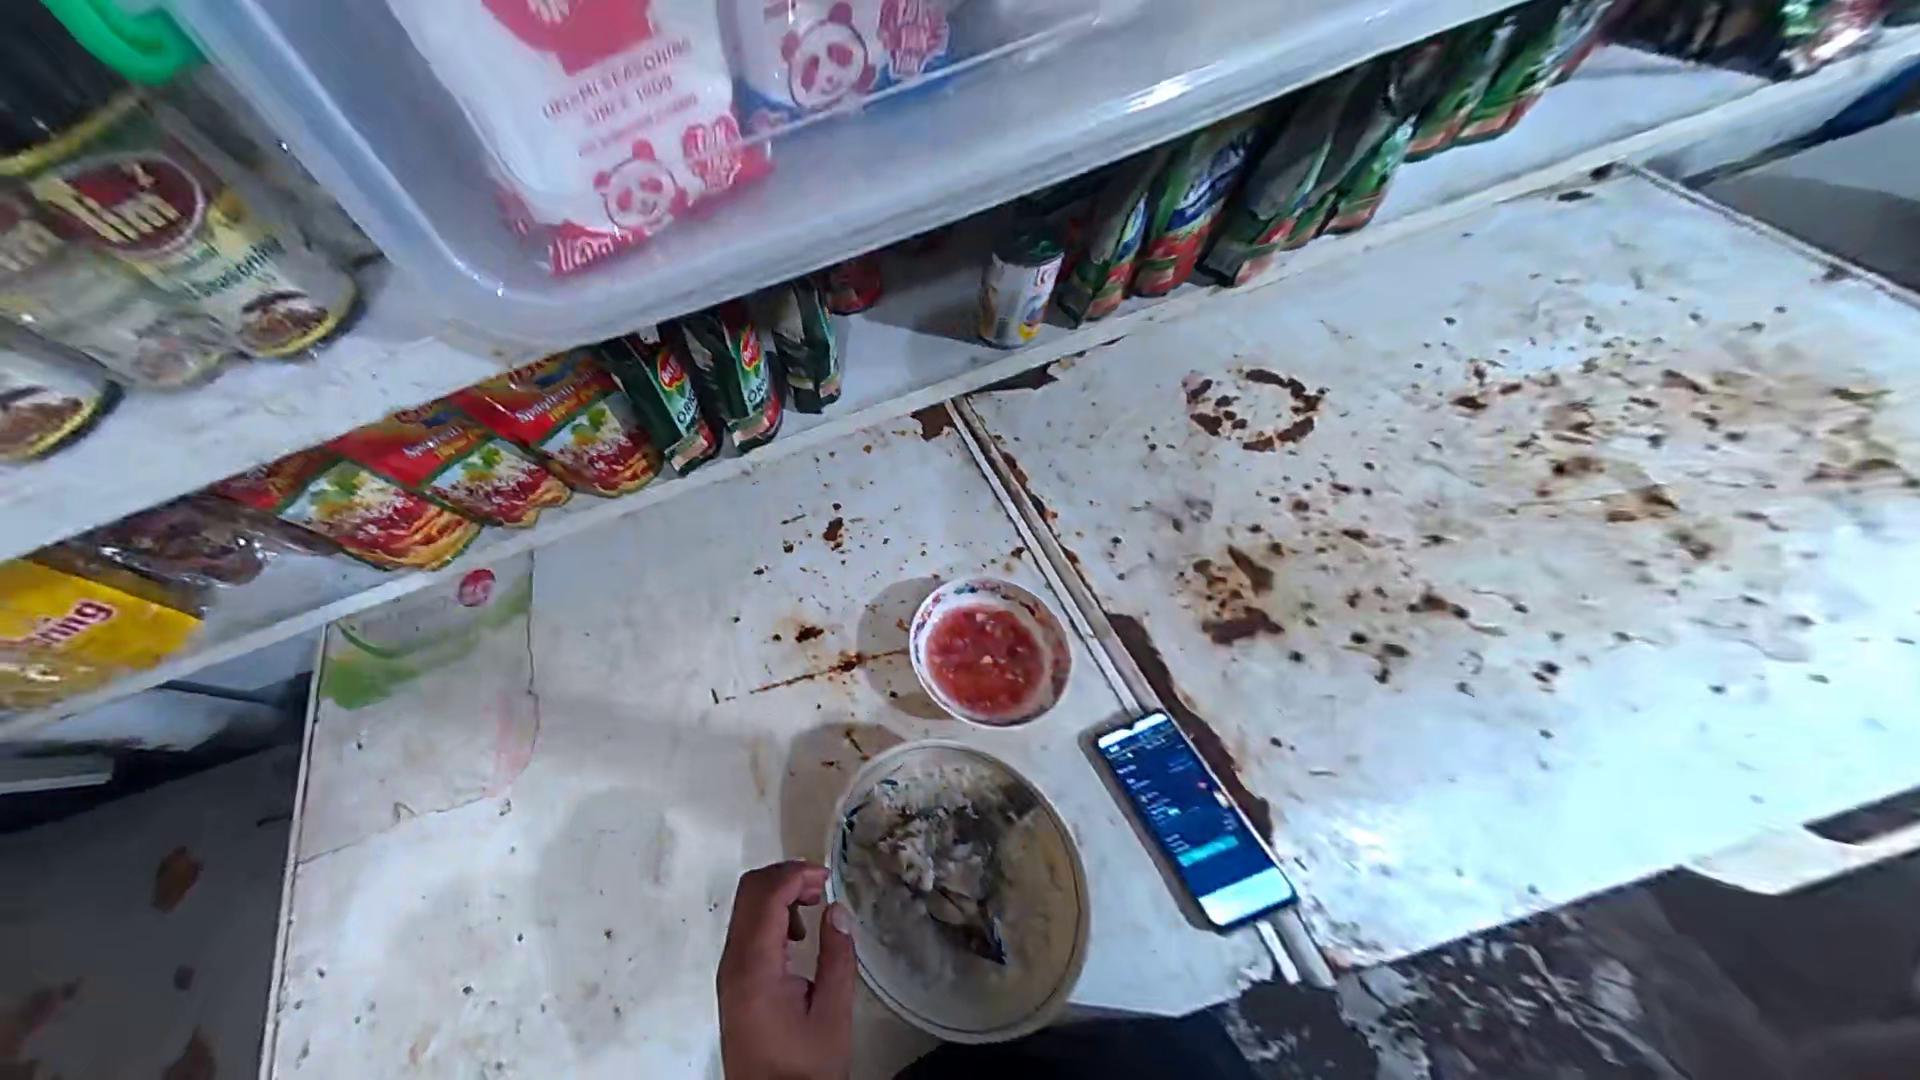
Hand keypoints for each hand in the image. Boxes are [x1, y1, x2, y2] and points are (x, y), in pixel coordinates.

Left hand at [717, 861, 856, 1079]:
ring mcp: (730, 971)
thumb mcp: (833, 1015)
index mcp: (754, 968)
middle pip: (750, 890)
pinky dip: (772, 912)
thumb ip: (837, 958)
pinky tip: (798, 934)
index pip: (767, 896)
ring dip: (780, 891)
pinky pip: (748, 926)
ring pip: (747, 904)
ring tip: (815, 905)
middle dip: (787, 875)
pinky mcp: (734, 980)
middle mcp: (733, 962)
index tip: (828, 877)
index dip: (797, 874)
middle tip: (821, 886)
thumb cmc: (805, 1069)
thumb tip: (837, 908)